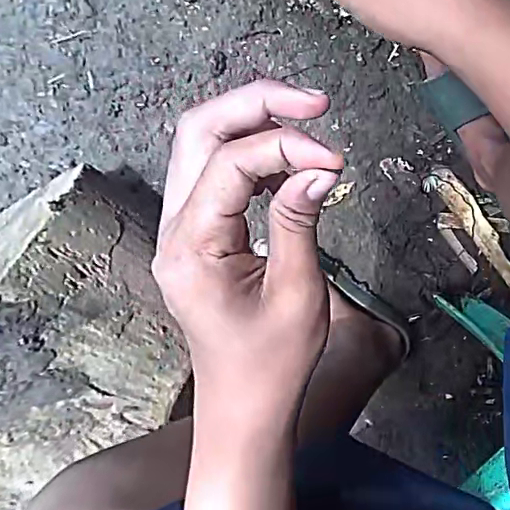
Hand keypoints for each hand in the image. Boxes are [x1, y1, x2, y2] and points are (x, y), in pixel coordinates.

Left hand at [153, 80, 344, 439]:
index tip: (335, 160)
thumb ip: (301, 221)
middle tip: (314, 101)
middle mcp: (174, 230)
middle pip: (198, 131)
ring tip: (309, 124)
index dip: (287, 147)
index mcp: (191, 248)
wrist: (242, 408)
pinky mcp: (199, 233)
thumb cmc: (270, 365)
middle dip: (256, 104)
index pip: (232, 165)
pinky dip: (256, 154)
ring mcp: (181, 229)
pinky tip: (293, 161)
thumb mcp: (297, 293)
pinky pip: (219, 172)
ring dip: (254, 121)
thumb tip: (320, 167)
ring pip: (203, 144)